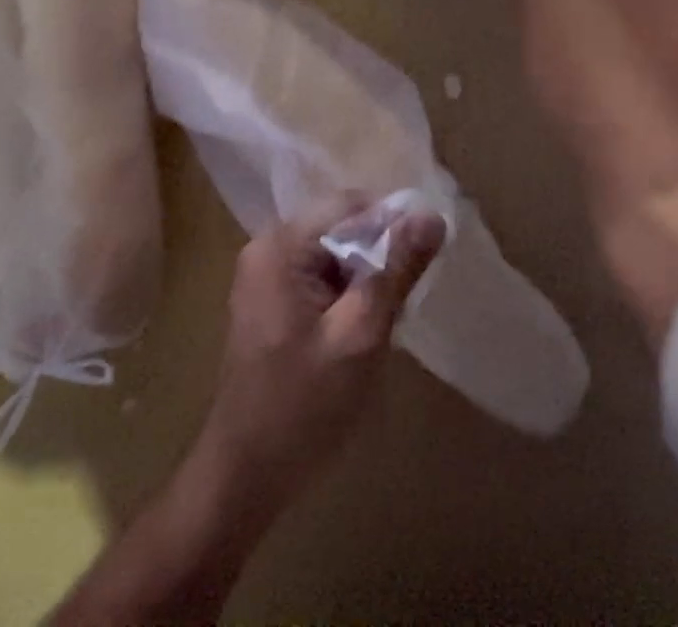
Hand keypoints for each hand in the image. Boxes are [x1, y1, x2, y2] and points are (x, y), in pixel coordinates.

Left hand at [198, 200, 446, 503]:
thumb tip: (431, 215)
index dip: (395, 224)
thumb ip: (395, 269)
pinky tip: (366, 331)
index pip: (351, 205)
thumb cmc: (304, 405)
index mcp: (280, 247)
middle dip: (382, 255)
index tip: (429, 259)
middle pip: (342, 227)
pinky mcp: (272, 304)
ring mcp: (265, 278)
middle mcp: (267, 250)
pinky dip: (350, 296)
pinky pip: (322, 280)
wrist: (246, 473)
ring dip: (369, 279)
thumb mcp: (361, 334)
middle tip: (408, 300)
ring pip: (336, 256)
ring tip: (391, 319)